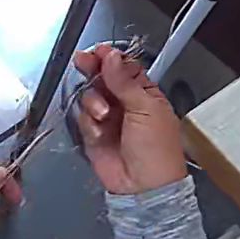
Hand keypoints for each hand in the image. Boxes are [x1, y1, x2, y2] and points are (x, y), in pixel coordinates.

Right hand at [72, 44, 186, 194]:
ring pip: (90, 96)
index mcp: (145, 93)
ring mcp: (109, 119)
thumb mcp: (145, 108)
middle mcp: (125, 103)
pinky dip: (89, 123)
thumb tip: (111, 56)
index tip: (97, 52)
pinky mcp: (94, 135)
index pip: (123, 68)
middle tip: (83, 62)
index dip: (110, 58)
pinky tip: (99, 132)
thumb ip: (124, 81)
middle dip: (93, 71)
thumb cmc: (156, 148)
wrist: (144, 186)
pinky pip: (83, 119)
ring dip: (93, 102)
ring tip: (103, 114)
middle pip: (103, 79)